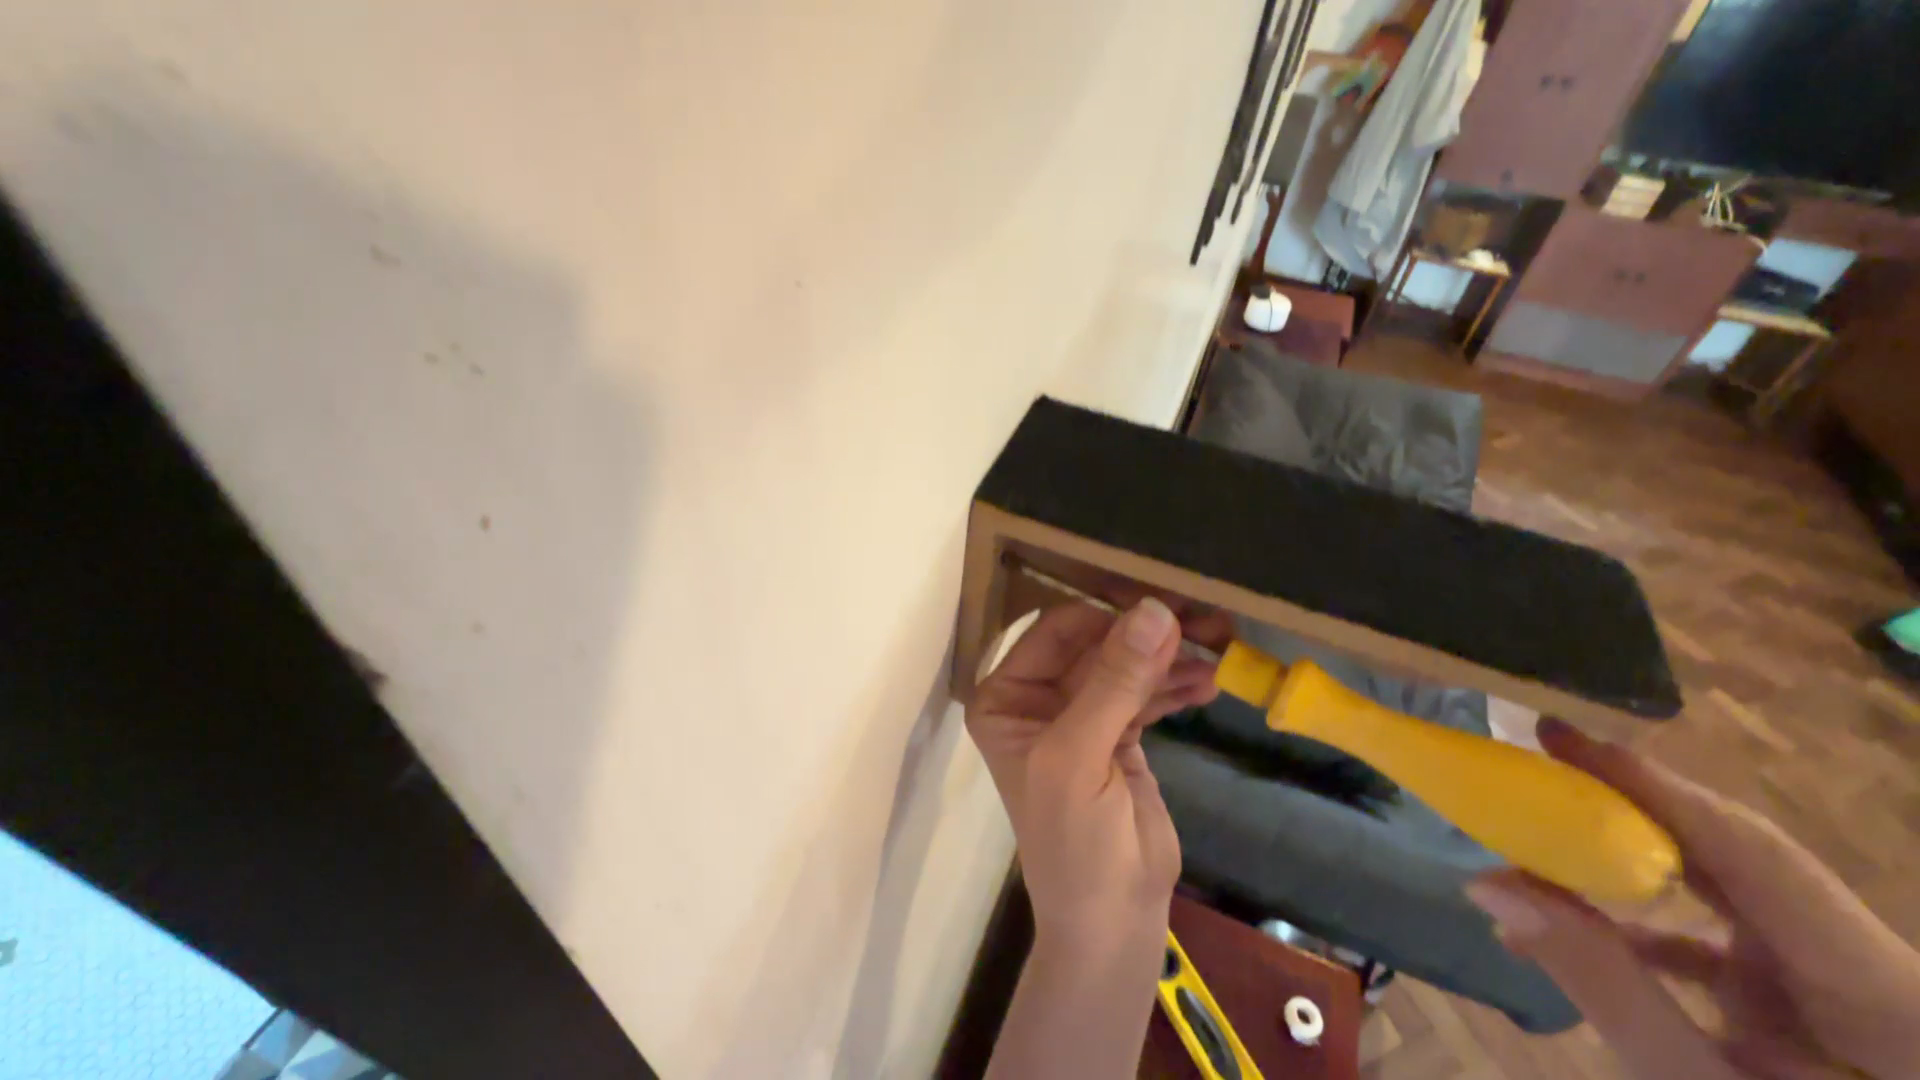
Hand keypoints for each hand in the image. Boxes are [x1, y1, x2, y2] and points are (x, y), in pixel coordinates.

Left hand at [967, 595, 1226, 951]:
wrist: (1112, 916)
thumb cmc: (1073, 839)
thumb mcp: (1081, 756)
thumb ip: (1115, 682)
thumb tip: (1153, 609)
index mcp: (1005, 698)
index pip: (1054, 633)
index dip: (1105, 615)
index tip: (1161, 603)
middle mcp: (1037, 698)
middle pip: (1096, 645)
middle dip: (1146, 634)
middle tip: (1202, 620)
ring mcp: (1082, 715)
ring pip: (1127, 667)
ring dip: (1169, 658)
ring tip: (1217, 646)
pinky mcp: (1120, 734)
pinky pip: (1148, 694)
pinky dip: (1176, 686)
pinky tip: (1208, 682)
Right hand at [1467, 718, 1919, 1079]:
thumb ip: (1601, 982)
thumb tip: (1490, 882)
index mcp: (1880, 985)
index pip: (1748, 847)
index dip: (1647, 784)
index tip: (1554, 733)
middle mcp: (1873, 962)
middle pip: (1737, 854)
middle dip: (1627, 806)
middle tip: (1538, 760)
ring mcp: (1842, 980)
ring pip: (1726, 887)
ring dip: (1625, 860)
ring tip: (1536, 830)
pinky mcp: (1812, 999)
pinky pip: (1721, 937)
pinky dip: (1638, 925)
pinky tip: (1564, 924)